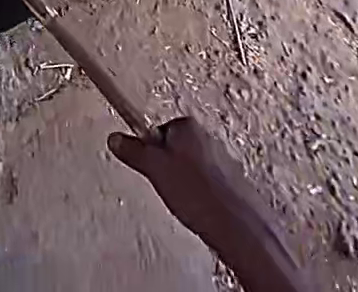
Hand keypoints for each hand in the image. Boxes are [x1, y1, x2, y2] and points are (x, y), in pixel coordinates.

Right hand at [107, 118, 248, 237]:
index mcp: (187, 127)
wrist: (241, 230)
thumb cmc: (201, 195)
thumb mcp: (153, 168)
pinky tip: (199, 209)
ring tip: (184, 201)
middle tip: (164, 183)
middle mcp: (207, 138)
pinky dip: (200, 194)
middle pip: (174, 146)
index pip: (156, 129)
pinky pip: (206, 183)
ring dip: (184, 181)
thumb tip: (117, 140)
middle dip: (166, 165)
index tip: (146, 163)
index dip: (149, 149)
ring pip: (191, 166)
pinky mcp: (233, 183)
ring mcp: (222, 161)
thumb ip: (132, 150)